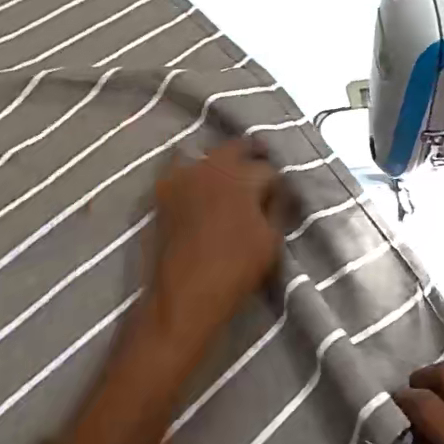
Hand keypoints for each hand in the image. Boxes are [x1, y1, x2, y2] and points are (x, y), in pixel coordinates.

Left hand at [148, 139, 284, 340]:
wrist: (183, 295)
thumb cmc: (234, 269)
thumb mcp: (270, 240)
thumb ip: (276, 208)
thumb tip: (279, 192)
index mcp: (242, 176)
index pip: (268, 168)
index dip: (277, 182)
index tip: (281, 193)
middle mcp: (210, 165)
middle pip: (236, 148)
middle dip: (252, 157)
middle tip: (261, 171)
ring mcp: (182, 175)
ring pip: (208, 155)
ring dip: (222, 162)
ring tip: (231, 177)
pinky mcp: (162, 191)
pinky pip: (182, 169)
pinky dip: (195, 172)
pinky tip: (202, 186)